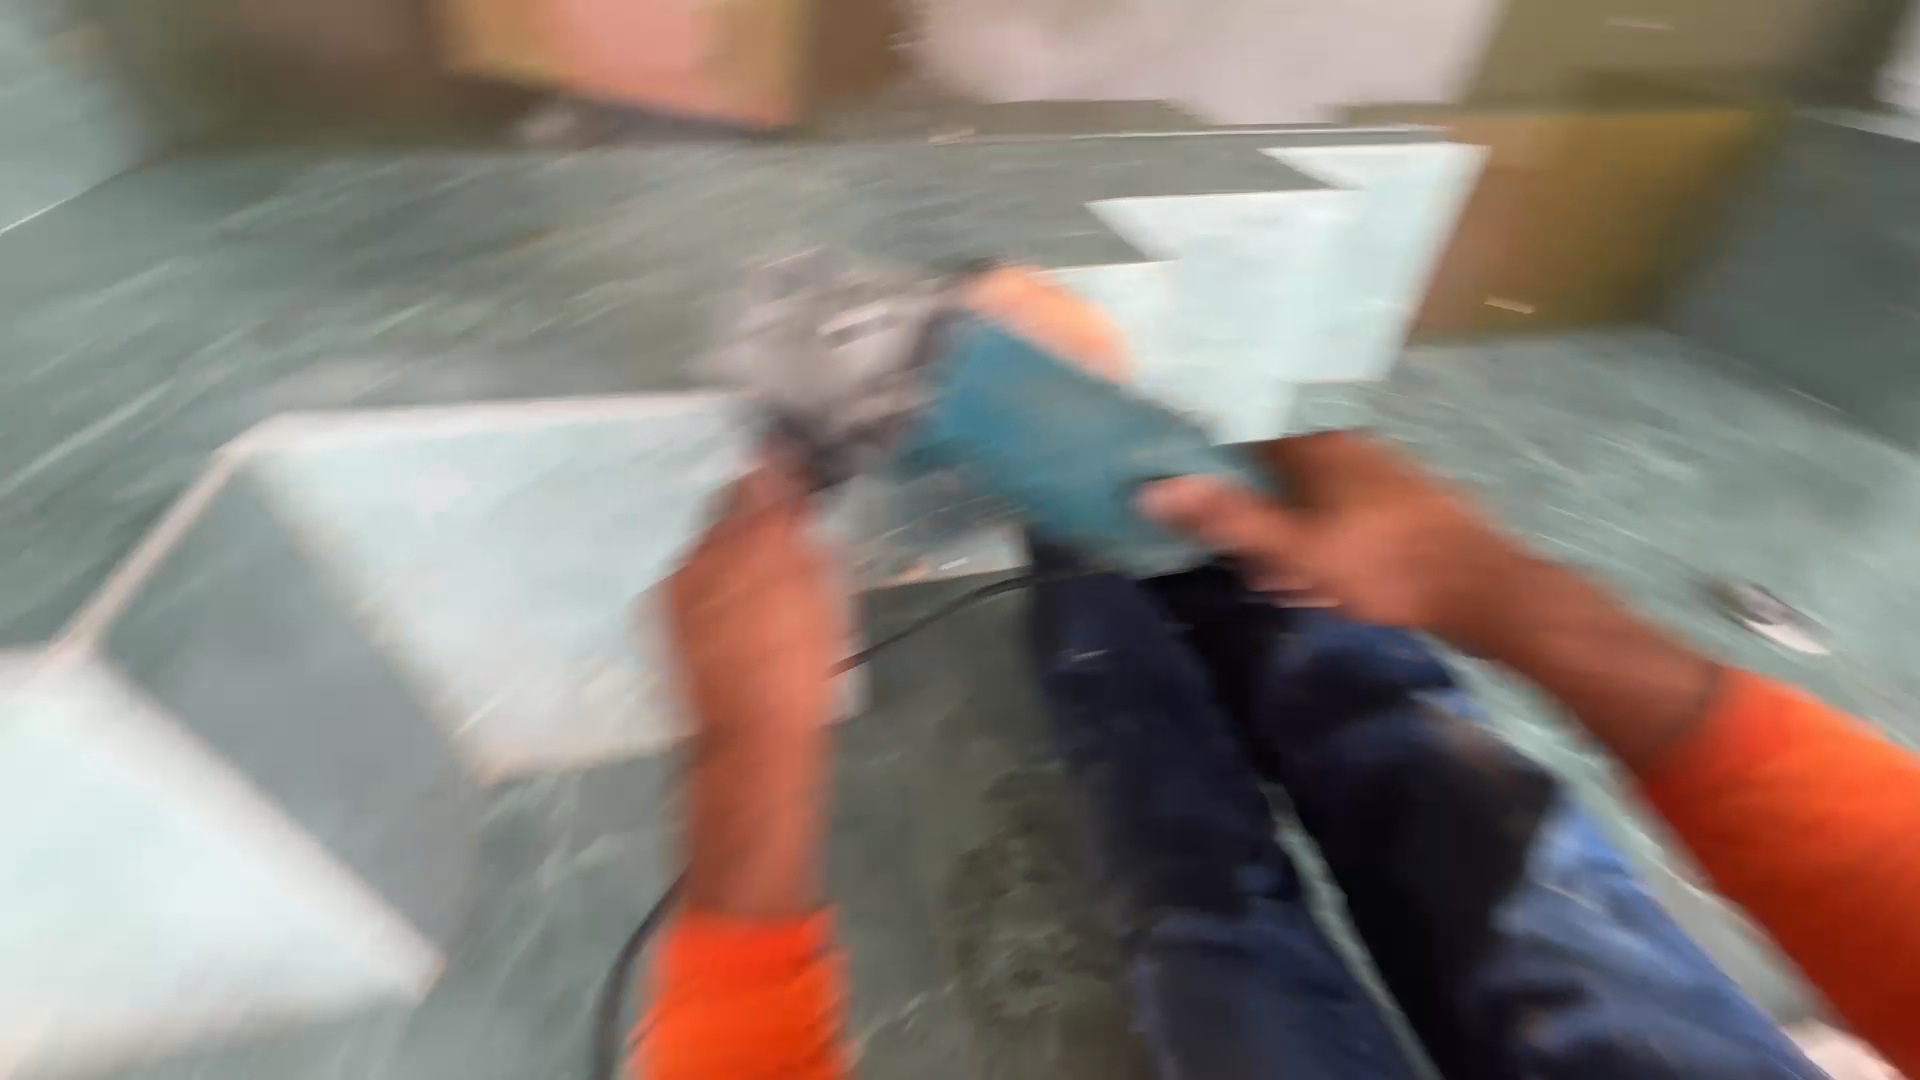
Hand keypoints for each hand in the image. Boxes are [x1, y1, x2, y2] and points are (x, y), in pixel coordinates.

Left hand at [668, 449, 846, 736]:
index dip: (779, 470)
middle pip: (726, 505)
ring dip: (733, 541)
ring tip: (760, 572)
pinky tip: (735, 602)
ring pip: (708, 540)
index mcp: (753, 543)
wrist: (750, 733)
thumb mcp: (820, 597)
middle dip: (754, 506)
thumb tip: (790, 497)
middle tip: (784, 524)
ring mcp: (678, 582)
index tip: (796, 469)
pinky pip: (693, 572)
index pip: (759, 481)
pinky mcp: (664, 611)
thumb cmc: (803, 667)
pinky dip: (714, 572)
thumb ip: (801, 537)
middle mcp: (705, 553)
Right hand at [1140, 431, 1528, 655]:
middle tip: (1268, 577)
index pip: (1246, 461)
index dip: (1228, 500)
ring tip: (1300, 590)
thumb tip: (1154, 490)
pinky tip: (1339, 585)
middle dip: (1266, 533)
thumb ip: (1226, 519)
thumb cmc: (1380, 565)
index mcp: (1318, 449)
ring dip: (1298, 547)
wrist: (1486, 592)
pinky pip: (1350, 520)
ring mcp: (1386, 475)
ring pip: (1315, 508)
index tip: (1228, 543)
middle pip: (1280, 488)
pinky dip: (1333, 548)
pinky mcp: (1411, 504)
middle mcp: (1352, 449)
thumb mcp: (1293, 547)